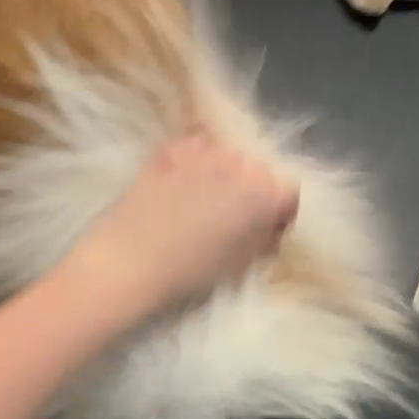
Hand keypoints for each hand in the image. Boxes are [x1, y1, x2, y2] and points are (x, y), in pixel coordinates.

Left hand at [61, 134, 299, 321]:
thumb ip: (263, 239)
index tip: (265, 230)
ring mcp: (205, 149)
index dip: (280, 213)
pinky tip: (179, 186)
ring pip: (226, 156)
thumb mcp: (241, 263)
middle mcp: (241, 162)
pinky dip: (193, 163)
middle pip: (257, 170)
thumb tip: (267, 229)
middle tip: (232, 218)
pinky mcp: (172, 147)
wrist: (129, 260)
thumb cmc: (190, 271)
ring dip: (222, 174)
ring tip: (203, 200)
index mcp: (266, 192)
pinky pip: (195, 149)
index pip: (289, 192)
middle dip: (250, 190)